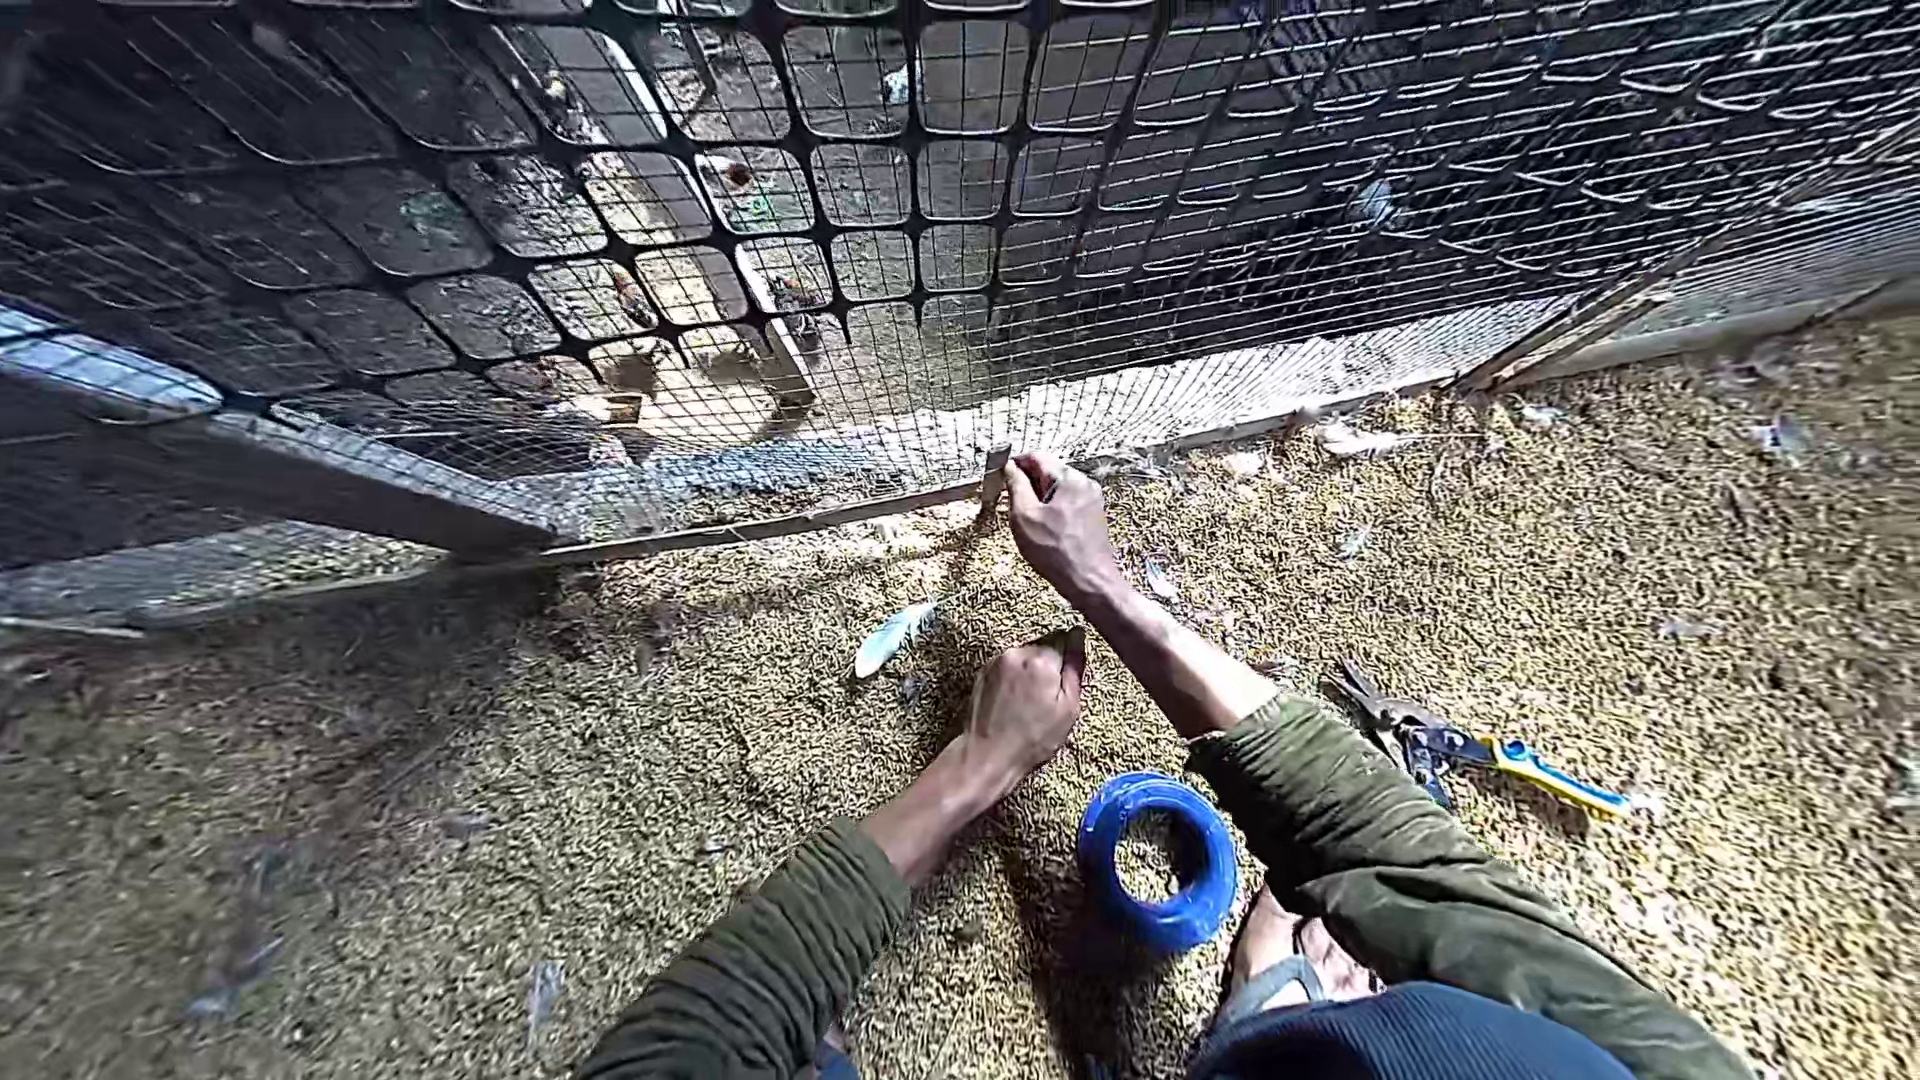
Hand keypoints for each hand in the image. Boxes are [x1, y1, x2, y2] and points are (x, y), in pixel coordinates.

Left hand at [950, 627, 1087, 800]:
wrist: (988, 752)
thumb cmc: (1033, 738)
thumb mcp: (1068, 709)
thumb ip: (1075, 668)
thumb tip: (1078, 636)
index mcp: (1042, 660)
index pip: (1063, 640)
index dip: (1066, 663)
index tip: (1062, 682)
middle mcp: (1018, 652)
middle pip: (1042, 646)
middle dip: (1048, 665)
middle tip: (1046, 696)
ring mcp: (998, 660)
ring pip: (1024, 654)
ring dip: (1030, 669)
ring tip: (1027, 700)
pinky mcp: (984, 669)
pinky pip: (1007, 664)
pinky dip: (1013, 676)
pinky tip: (1013, 700)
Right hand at [1001, 452, 1123, 606]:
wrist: (1089, 582)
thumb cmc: (1056, 552)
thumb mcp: (1025, 516)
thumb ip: (1016, 486)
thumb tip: (1009, 467)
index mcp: (1069, 478)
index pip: (1036, 457)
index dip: (1014, 464)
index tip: (999, 476)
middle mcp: (1084, 484)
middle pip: (1048, 471)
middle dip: (1026, 483)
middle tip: (1009, 503)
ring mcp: (1091, 500)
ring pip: (1057, 488)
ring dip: (1038, 498)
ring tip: (1025, 520)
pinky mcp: (1093, 516)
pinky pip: (1067, 503)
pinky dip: (1051, 509)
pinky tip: (1042, 529)